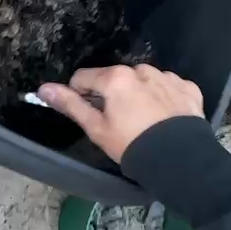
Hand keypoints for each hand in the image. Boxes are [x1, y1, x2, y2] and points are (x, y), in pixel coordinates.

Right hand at [37, 65, 202, 163]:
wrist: (180, 159)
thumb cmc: (131, 144)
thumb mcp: (96, 128)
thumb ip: (70, 104)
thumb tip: (43, 88)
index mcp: (115, 78)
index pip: (82, 78)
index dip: (79, 95)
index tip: (89, 115)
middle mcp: (141, 70)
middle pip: (113, 78)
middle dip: (110, 94)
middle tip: (116, 122)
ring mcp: (167, 77)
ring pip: (141, 80)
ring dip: (136, 94)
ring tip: (142, 120)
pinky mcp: (187, 87)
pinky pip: (167, 86)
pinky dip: (161, 97)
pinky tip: (162, 116)